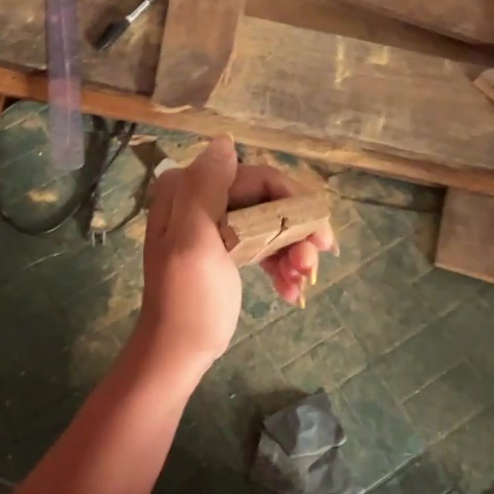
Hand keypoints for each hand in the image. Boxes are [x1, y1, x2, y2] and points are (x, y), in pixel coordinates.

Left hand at [132, 137, 333, 375]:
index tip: (316, 230)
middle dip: (294, 229)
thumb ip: (206, 187)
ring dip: (291, 250)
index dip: (290, 199)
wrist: (178, 352)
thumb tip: (226, 141)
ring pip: (267, 223)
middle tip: (315, 261)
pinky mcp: (224, 251)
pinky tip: (292, 291)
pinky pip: (261, 246)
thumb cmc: (188, 298)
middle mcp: (198, 200)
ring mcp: (212, 227)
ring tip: (303, 280)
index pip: (253, 177)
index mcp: (186, 190)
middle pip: (264, 200)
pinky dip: (279, 265)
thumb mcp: (193, 239)